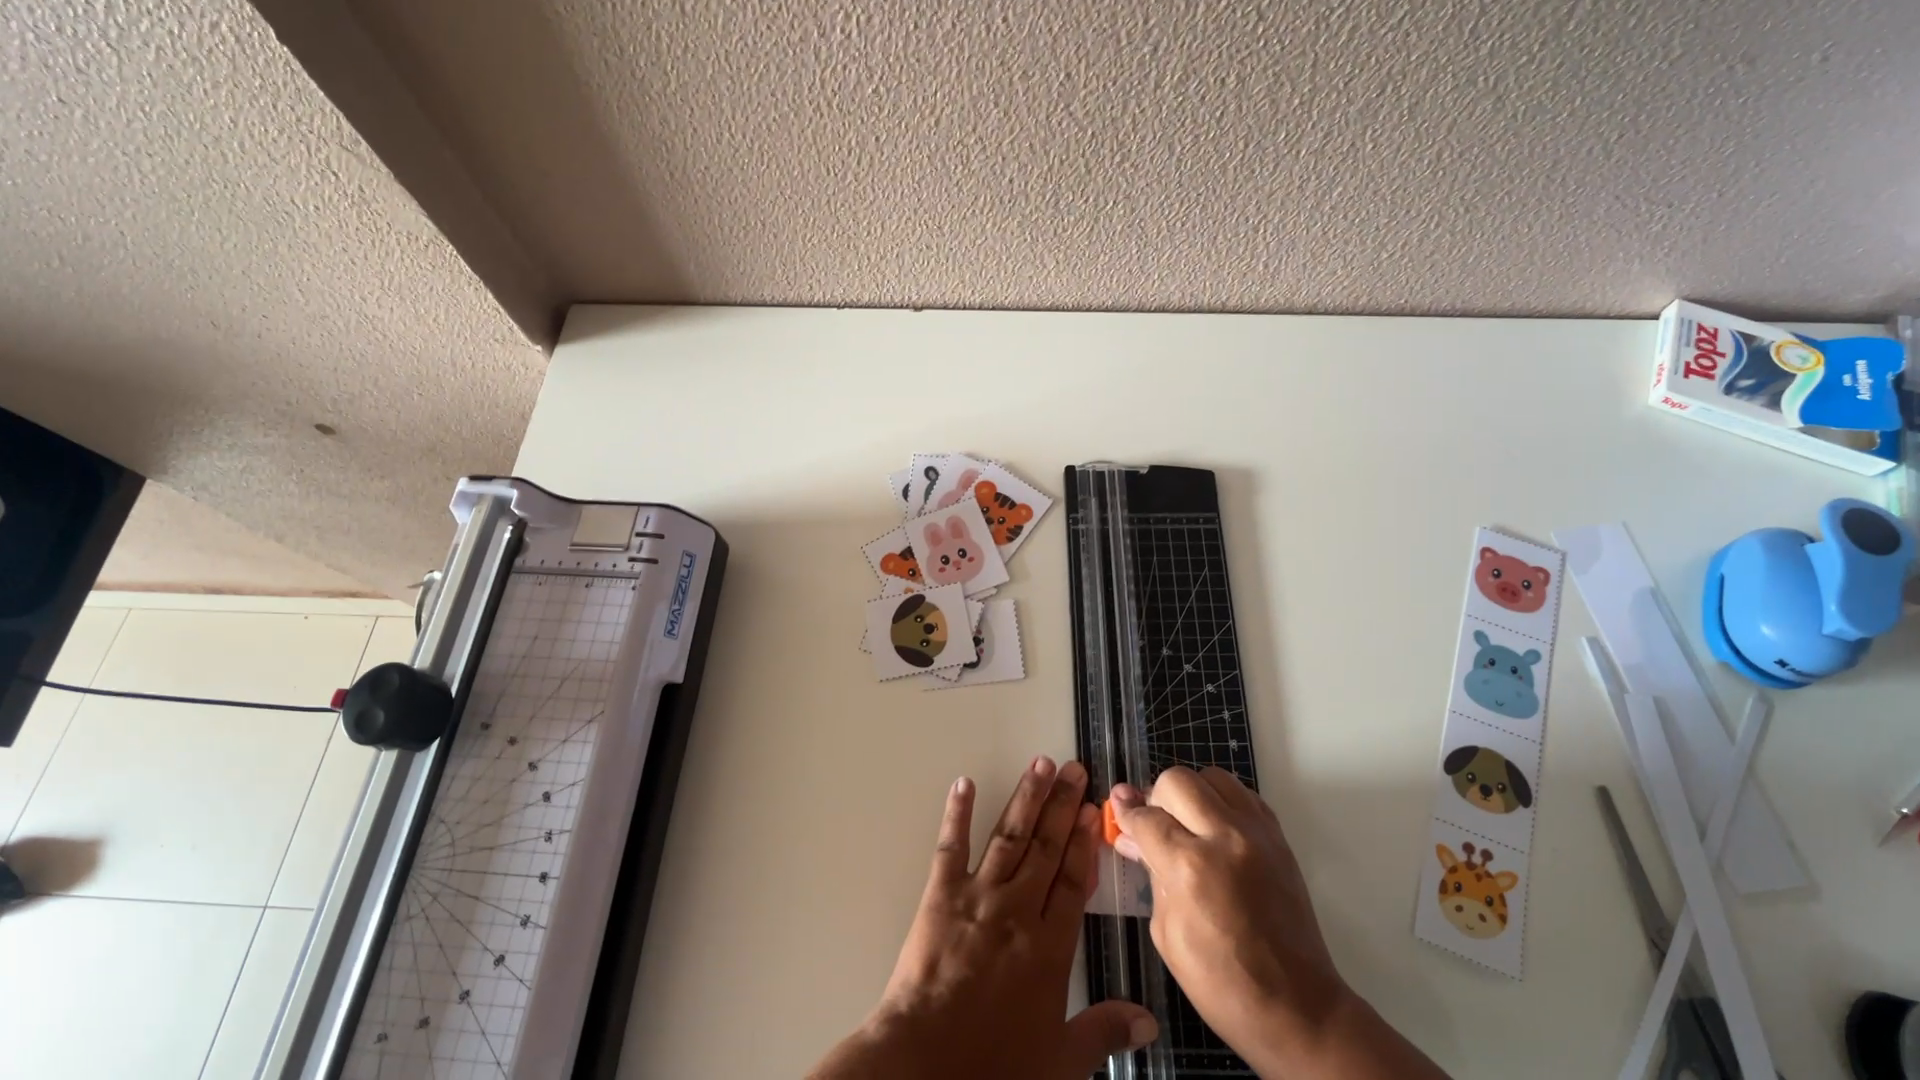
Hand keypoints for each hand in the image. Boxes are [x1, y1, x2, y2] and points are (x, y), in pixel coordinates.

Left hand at [808, 757, 1158, 1079]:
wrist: (924, 1062)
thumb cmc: (993, 1066)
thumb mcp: (1059, 1060)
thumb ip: (1104, 1032)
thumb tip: (1148, 1022)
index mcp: (1049, 948)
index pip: (1073, 882)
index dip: (1084, 843)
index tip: (1093, 811)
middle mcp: (1017, 912)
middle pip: (1045, 849)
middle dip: (1061, 805)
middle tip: (1074, 768)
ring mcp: (977, 899)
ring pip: (1008, 838)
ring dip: (1026, 799)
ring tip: (1040, 764)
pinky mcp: (939, 899)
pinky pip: (950, 848)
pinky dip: (956, 814)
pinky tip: (963, 785)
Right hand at [1113, 767, 1447, 1079]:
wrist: (1294, 1003)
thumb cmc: (1219, 981)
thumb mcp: (1166, 931)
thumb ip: (1151, 874)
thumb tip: (1132, 838)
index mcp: (1190, 867)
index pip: (1146, 816)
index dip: (1126, 814)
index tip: (1118, 812)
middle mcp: (1226, 837)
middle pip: (1178, 780)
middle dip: (1157, 798)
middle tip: (1156, 827)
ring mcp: (1259, 834)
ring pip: (1214, 777)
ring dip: (1193, 794)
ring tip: (1188, 827)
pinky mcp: (1280, 839)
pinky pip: (1244, 795)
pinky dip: (1223, 803)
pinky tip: (1216, 832)